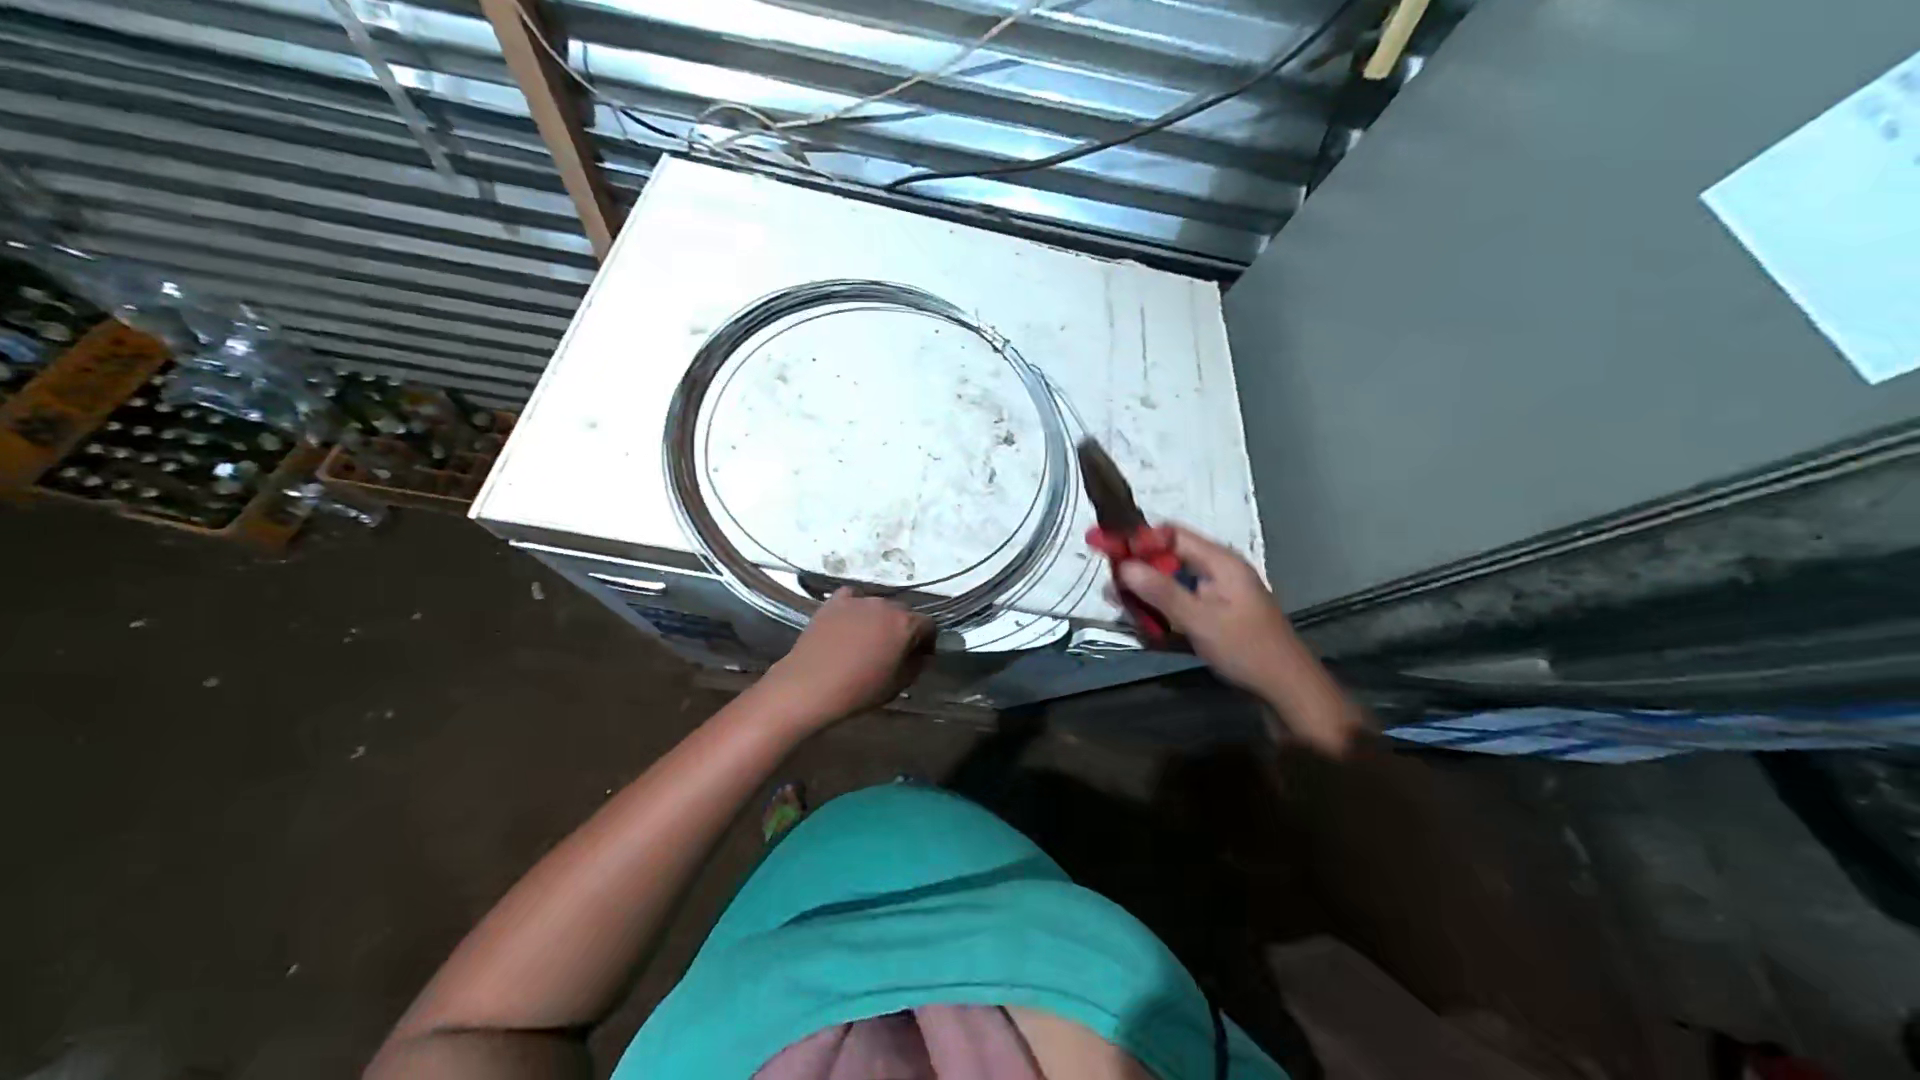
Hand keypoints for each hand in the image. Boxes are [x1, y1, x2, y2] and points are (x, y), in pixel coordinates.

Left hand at [755, 588, 934, 729]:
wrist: (810, 685)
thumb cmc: (859, 689)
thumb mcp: (898, 685)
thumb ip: (917, 665)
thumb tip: (922, 654)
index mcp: (906, 624)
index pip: (928, 625)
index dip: (927, 641)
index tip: (919, 657)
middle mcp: (885, 605)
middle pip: (904, 612)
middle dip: (904, 628)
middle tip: (893, 650)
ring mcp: (858, 600)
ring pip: (878, 605)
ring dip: (880, 619)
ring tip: (867, 639)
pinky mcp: (834, 601)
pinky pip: (853, 598)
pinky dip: (856, 608)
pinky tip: (849, 622)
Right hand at [1115, 526, 1362, 754]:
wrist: (1286, 687)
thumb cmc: (1246, 649)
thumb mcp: (1200, 620)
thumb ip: (1162, 592)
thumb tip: (1124, 565)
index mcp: (1220, 561)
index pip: (1172, 534)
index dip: (1139, 538)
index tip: (1106, 547)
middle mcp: (1217, 570)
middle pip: (1169, 556)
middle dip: (1137, 567)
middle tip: (1108, 583)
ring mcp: (1216, 591)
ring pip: (1171, 580)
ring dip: (1145, 589)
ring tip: (1118, 602)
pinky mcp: (1214, 612)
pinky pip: (1179, 599)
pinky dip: (1159, 606)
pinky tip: (1141, 618)